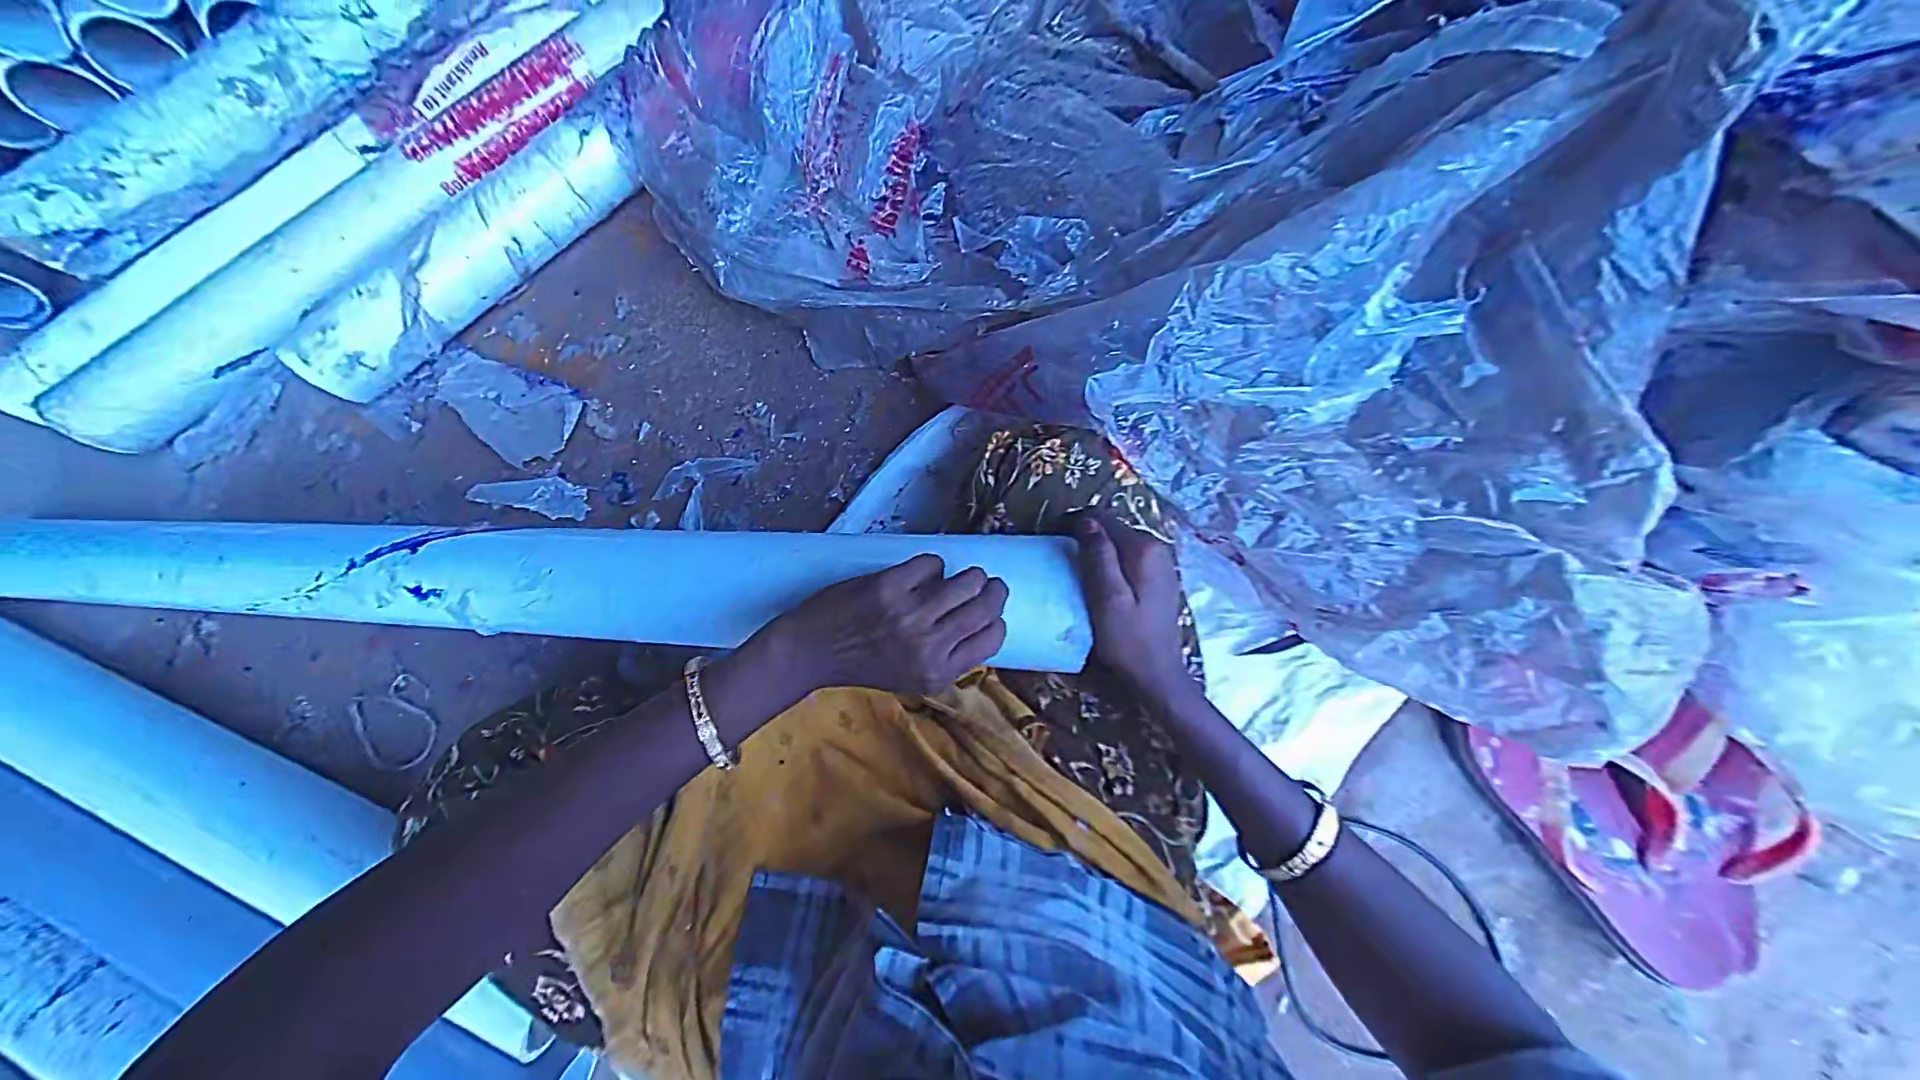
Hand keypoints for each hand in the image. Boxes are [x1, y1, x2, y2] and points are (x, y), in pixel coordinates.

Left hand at [758, 554, 1009, 695]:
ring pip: (966, 581)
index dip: (996, 620)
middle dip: (993, 590)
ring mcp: (910, 614)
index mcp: (938, 673)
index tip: (990, 611)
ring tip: (961, 576)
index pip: (992, 639)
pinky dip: (932, 565)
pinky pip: (932, 563)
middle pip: (985, 607)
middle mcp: (928, 646)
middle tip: (987, 584)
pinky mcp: (890, 586)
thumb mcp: (912, 678)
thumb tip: (982, 624)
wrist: (811, 652)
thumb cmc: (863, 665)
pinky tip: (922, 573)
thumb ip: (946, 657)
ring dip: (969, 575)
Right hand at [1073, 515, 1188, 700]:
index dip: (1075, 525)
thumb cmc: (1127, 640)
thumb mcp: (1107, 598)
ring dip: (1096, 553)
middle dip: (1086, 538)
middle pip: (1113, 530)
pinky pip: (1127, 562)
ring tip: (1074, 572)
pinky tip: (1096, 585)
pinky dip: (1109, 566)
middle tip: (1061, 559)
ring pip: (1119, 545)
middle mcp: (1157, 549)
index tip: (1053, 540)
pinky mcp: (1157, 581)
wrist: (1155, 676)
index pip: (1103, 518)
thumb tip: (1087, 521)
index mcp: (1144, 549)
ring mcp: (1160, 565)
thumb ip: (1098, 556)